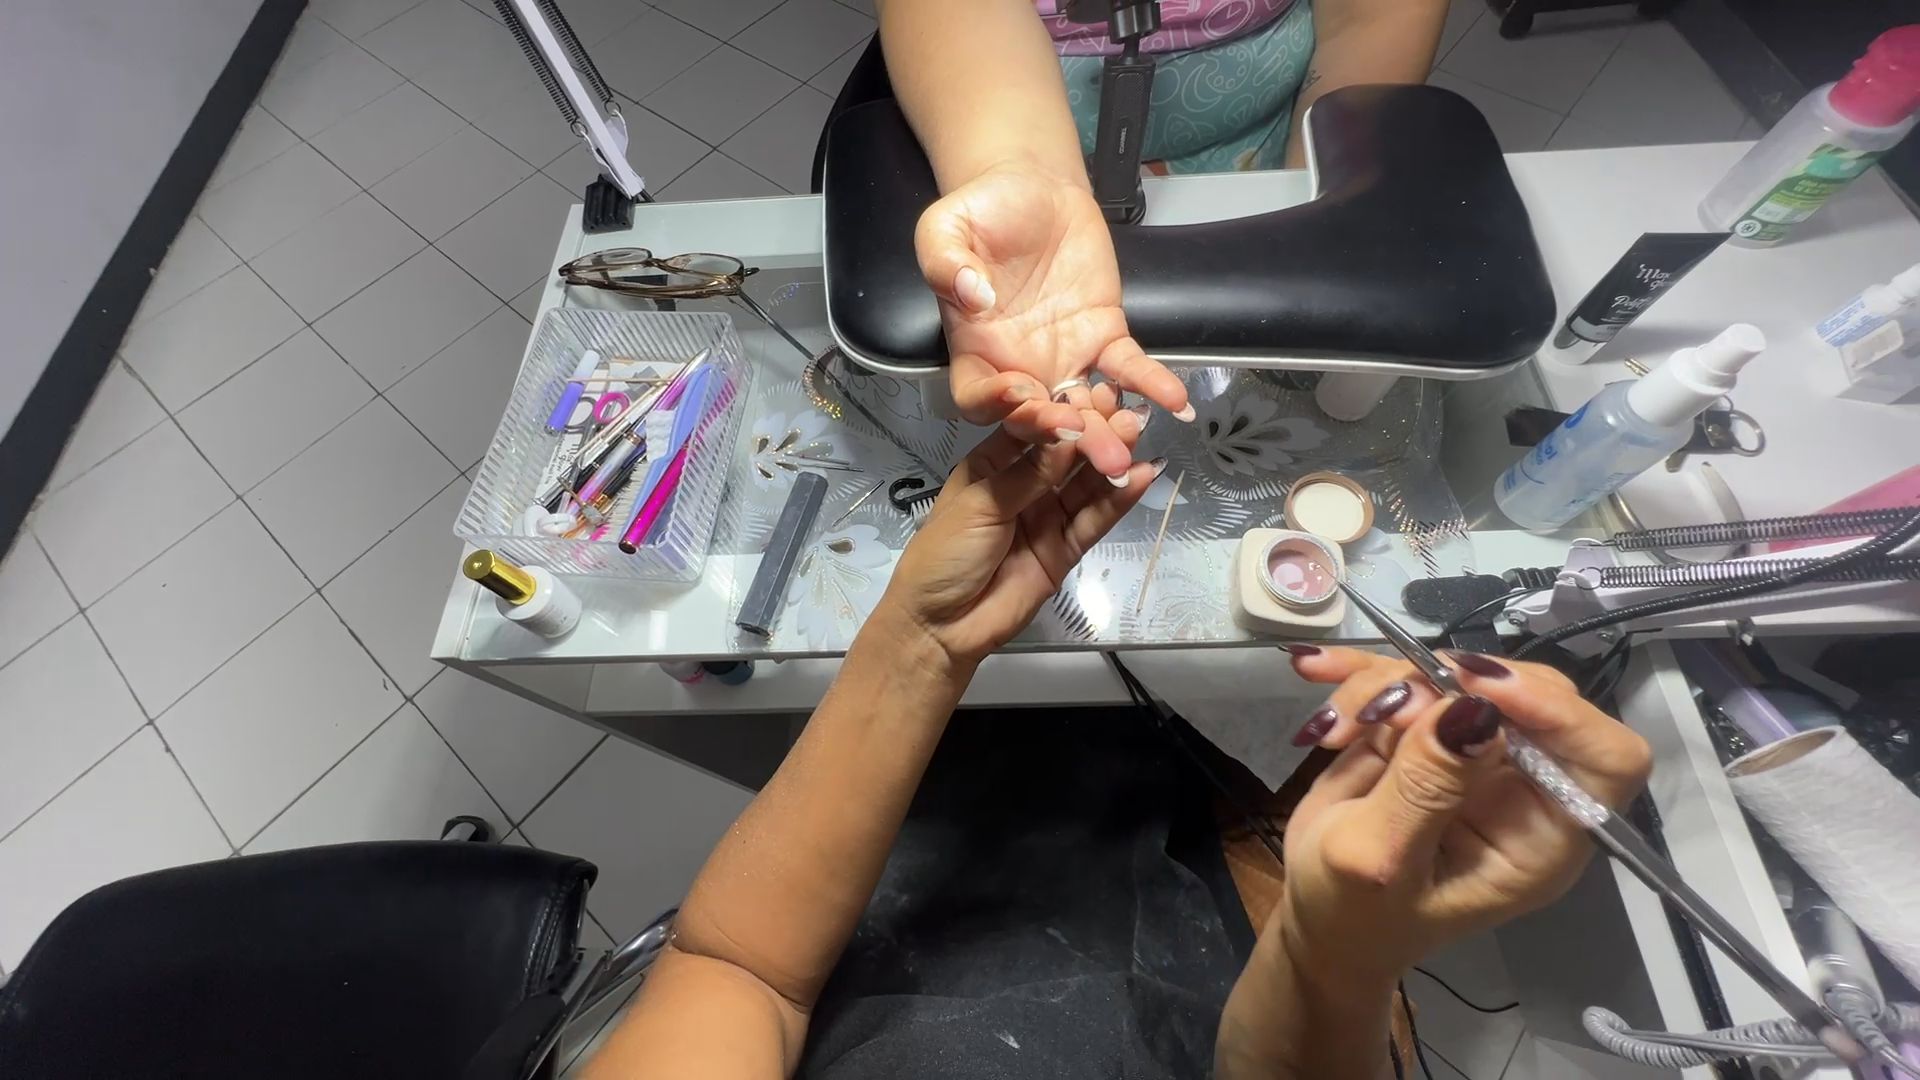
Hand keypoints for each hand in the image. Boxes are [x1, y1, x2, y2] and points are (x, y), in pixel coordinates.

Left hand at [877, 385, 1156, 666]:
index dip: (1060, 414)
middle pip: (1064, 455)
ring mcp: (1045, 517)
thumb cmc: (945, 554)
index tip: (1090, 396)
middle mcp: (1022, 485)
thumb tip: (1070, 431)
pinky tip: (1142, 477)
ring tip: (1139, 435)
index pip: (1032, 431)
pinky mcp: (1064, 549)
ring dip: (1111, 461)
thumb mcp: (980, 505)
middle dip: (1093, 434)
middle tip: (1126, 410)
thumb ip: (1028, 473)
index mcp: (991, 465)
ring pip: (1084, 485)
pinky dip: (1117, 501)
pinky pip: (1093, 520)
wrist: (941, 625)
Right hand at [914, 162, 1190, 480]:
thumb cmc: (983, 212)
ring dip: (1104, 431)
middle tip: (1081, 438)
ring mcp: (1065, 359)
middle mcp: (1020, 368)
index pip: (977, 396)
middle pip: (1035, 418)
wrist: (1032, 189)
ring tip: (1126, 449)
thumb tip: (974, 296)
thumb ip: (945, 264)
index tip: (1018, 393)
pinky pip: (1128, 370)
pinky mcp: (1104, 338)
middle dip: (1058, 434)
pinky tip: (1176, 402)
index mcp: (976, 351)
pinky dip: (1152, 385)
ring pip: (1085, 408)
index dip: (994, 404)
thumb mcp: (944, 228)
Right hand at [1272, 648, 1652, 988]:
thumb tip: (1470, 711)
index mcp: (1539, 833)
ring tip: (1330, 730)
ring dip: (1378, 686)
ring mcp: (1462, 753)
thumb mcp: (1380, 858)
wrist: (1317, 914)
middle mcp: (1515, 785)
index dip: (1555, 709)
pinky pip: (1393, 680)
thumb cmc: (1354, 911)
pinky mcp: (1412, 733)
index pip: (1604, 756)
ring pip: (1443, 678)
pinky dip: (1350, 672)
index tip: (1472, 684)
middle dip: (1443, 686)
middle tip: (1381, 710)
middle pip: (1516, 696)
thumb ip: (1425, 789)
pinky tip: (1312, 668)